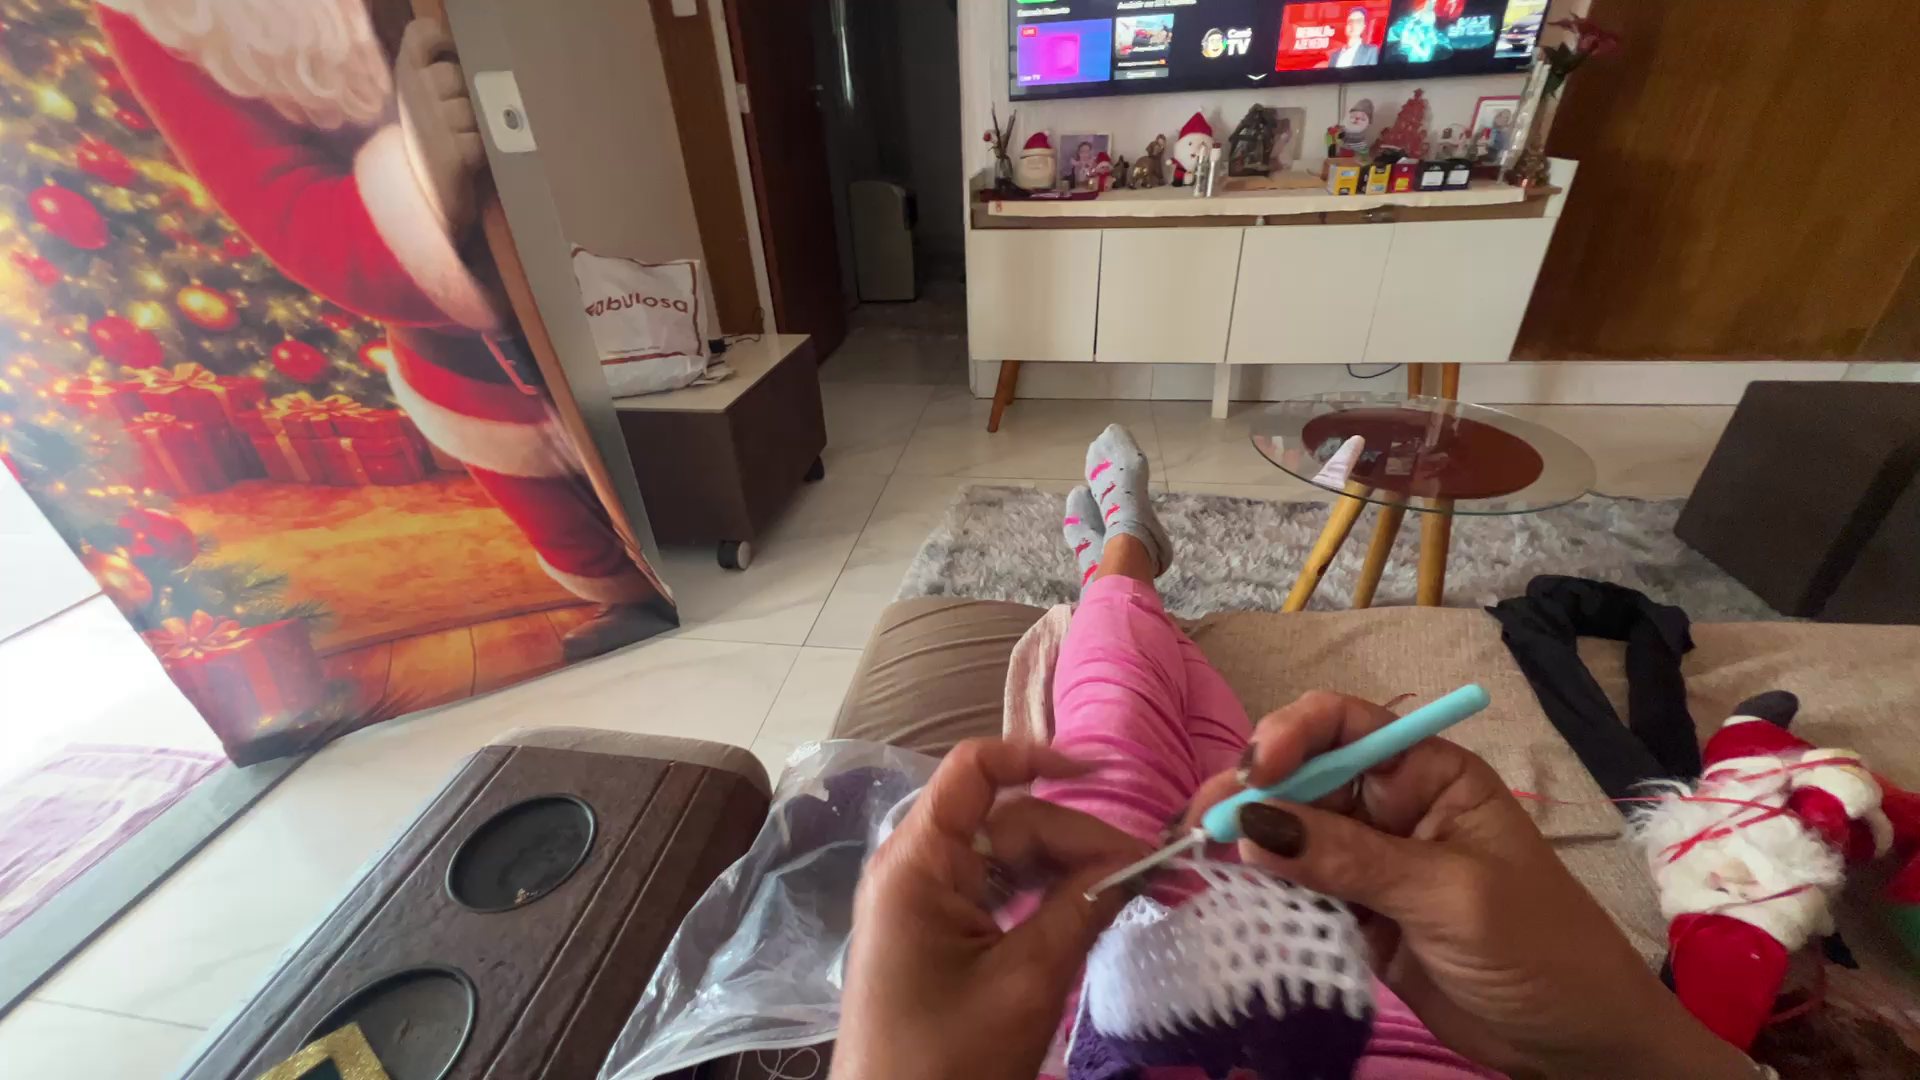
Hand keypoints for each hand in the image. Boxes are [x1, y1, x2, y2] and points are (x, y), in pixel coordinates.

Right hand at [395, 19, 485, 230]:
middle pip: (459, 75)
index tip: (459, 51)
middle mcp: (414, 94)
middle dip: (473, 96)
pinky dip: (488, 151)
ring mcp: (431, 124)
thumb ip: (446, 76)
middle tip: (467, 122)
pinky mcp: (453, 154)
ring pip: (475, 109)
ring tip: (471, 142)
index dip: (443, 37)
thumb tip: (483, 60)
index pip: (422, 35)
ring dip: (483, 127)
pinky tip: (477, 160)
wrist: (426, 198)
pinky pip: (484, 139)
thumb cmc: (438, 145)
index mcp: (407, 75)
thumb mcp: (432, 103)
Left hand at [833, 739, 1149, 1079]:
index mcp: (918, 861)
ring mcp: (924, 893)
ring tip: (1128, 886)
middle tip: (1148, 869)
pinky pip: (997, 886)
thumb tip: (1137, 863)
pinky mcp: (937, 923)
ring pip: (1006, 853)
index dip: (1034, 755)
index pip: (973, 770)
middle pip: (1006, 819)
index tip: (1100, 772)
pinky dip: (1043, 890)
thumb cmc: (949, 1066)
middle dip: (1075, 837)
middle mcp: (916, 863)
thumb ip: (1080, 911)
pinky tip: (1085, 903)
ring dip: (1066, 865)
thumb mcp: (1024, 985)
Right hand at [1186, 692, 1757, 1079]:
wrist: (1577, 1054)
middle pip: (1297, 771)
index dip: (1291, 732)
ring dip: (1241, 832)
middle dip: (1249, 788)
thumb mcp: (1449, 895)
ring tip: (1197, 846)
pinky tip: (1221, 878)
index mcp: (1421, 771)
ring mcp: (1358, 849)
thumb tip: (1252, 825)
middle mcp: (1381, 798)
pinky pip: (1286, 874)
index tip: (1257, 770)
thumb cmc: (1541, 953)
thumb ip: (1348, 857)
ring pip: (1281, 822)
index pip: (1340, 723)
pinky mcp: (1342, 898)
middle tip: (1204, 820)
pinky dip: (1254, 877)